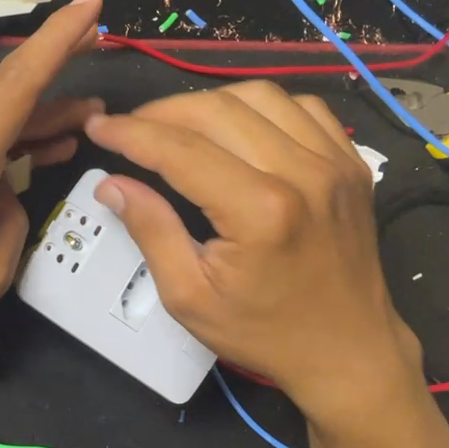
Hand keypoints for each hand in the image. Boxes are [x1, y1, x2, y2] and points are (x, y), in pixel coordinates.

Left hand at [0, 0, 104, 355]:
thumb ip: (13, 229)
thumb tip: (11, 199)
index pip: (16, 86)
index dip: (56, 41)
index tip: (91, 4)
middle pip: (7, 87)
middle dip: (55, 58)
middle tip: (100, 40)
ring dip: (40, 107)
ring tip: (90, 111)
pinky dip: (14, 134)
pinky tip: (48, 147)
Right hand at [84, 82, 422, 424]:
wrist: (349, 351)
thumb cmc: (262, 333)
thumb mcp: (189, 297)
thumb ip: (152, 232)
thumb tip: (111, 184)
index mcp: (259, 211)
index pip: (180, 150)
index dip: (131, 133)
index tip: (96, 127)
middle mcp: (302, 172)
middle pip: (217, 110)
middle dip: (161, 112)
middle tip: (128, 128)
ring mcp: (334, 162)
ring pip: (260, 96)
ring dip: (208, 103)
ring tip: (175, 126)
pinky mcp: (351, 163)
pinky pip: (301, 108)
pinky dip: (258, 108)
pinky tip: (234, 129)